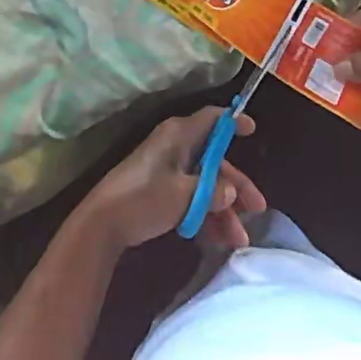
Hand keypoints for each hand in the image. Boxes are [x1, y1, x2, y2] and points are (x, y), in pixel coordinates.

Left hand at [78, 107, 268, 250]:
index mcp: (179, 135)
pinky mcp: (159, 188)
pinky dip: (205, 214)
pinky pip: (191, 196)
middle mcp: (175, 146)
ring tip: (238, 239)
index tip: (252, 130)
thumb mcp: (185, 195)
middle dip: (236, 186)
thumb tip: (231, 191)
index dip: (233, 122)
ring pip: (205, 182)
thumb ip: (213, 191)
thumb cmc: (145, 198)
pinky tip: (217, 240)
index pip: (212, 119)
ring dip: (223, 209)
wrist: (103, 221)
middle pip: (214, 159)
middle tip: (257, 209)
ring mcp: (167, 168)